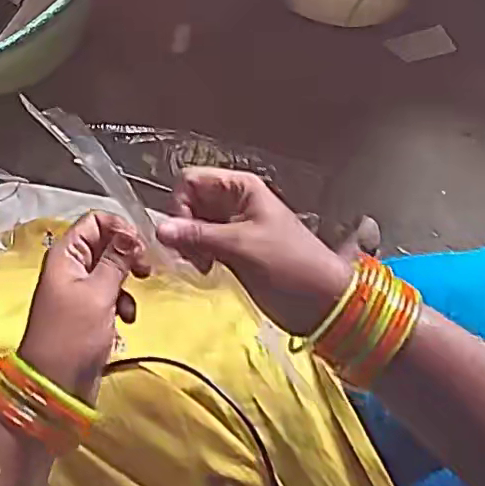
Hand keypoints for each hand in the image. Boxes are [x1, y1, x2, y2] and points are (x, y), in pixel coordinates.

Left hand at [17, 211, 150, 403]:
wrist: (56, 386)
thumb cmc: (72, 335)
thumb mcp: (98, 293)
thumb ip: (116, 260)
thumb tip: (131, 233)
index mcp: (65, 253)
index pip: (95, 220)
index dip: (120, 228)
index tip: (139, 247)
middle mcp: (70, 265)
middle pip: (104, 242)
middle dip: (127, 254)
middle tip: (144, 270)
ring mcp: (78, 288)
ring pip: (110, 269)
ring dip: (126, 281)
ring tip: (131, 302)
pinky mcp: (88, 310)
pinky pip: (110, 293)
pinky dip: (122, 302)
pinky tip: (126, 319)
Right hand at [157, 167, 355, 336]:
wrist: (324, 304)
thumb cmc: (290, 265)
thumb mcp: (243, 246)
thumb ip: (199, 235)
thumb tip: (160, 229)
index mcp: (241, 188)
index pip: (191, 181)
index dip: (181, 203)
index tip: (184, 232)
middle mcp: (233, 201)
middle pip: (188, 202)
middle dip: (183, 226)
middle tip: (192, 253)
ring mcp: (232, 225)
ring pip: (192, 223)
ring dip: (189, 243)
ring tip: (202, 264)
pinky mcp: (231, 248)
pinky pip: (201, 242)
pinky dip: (197, 253)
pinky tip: (206, 268)